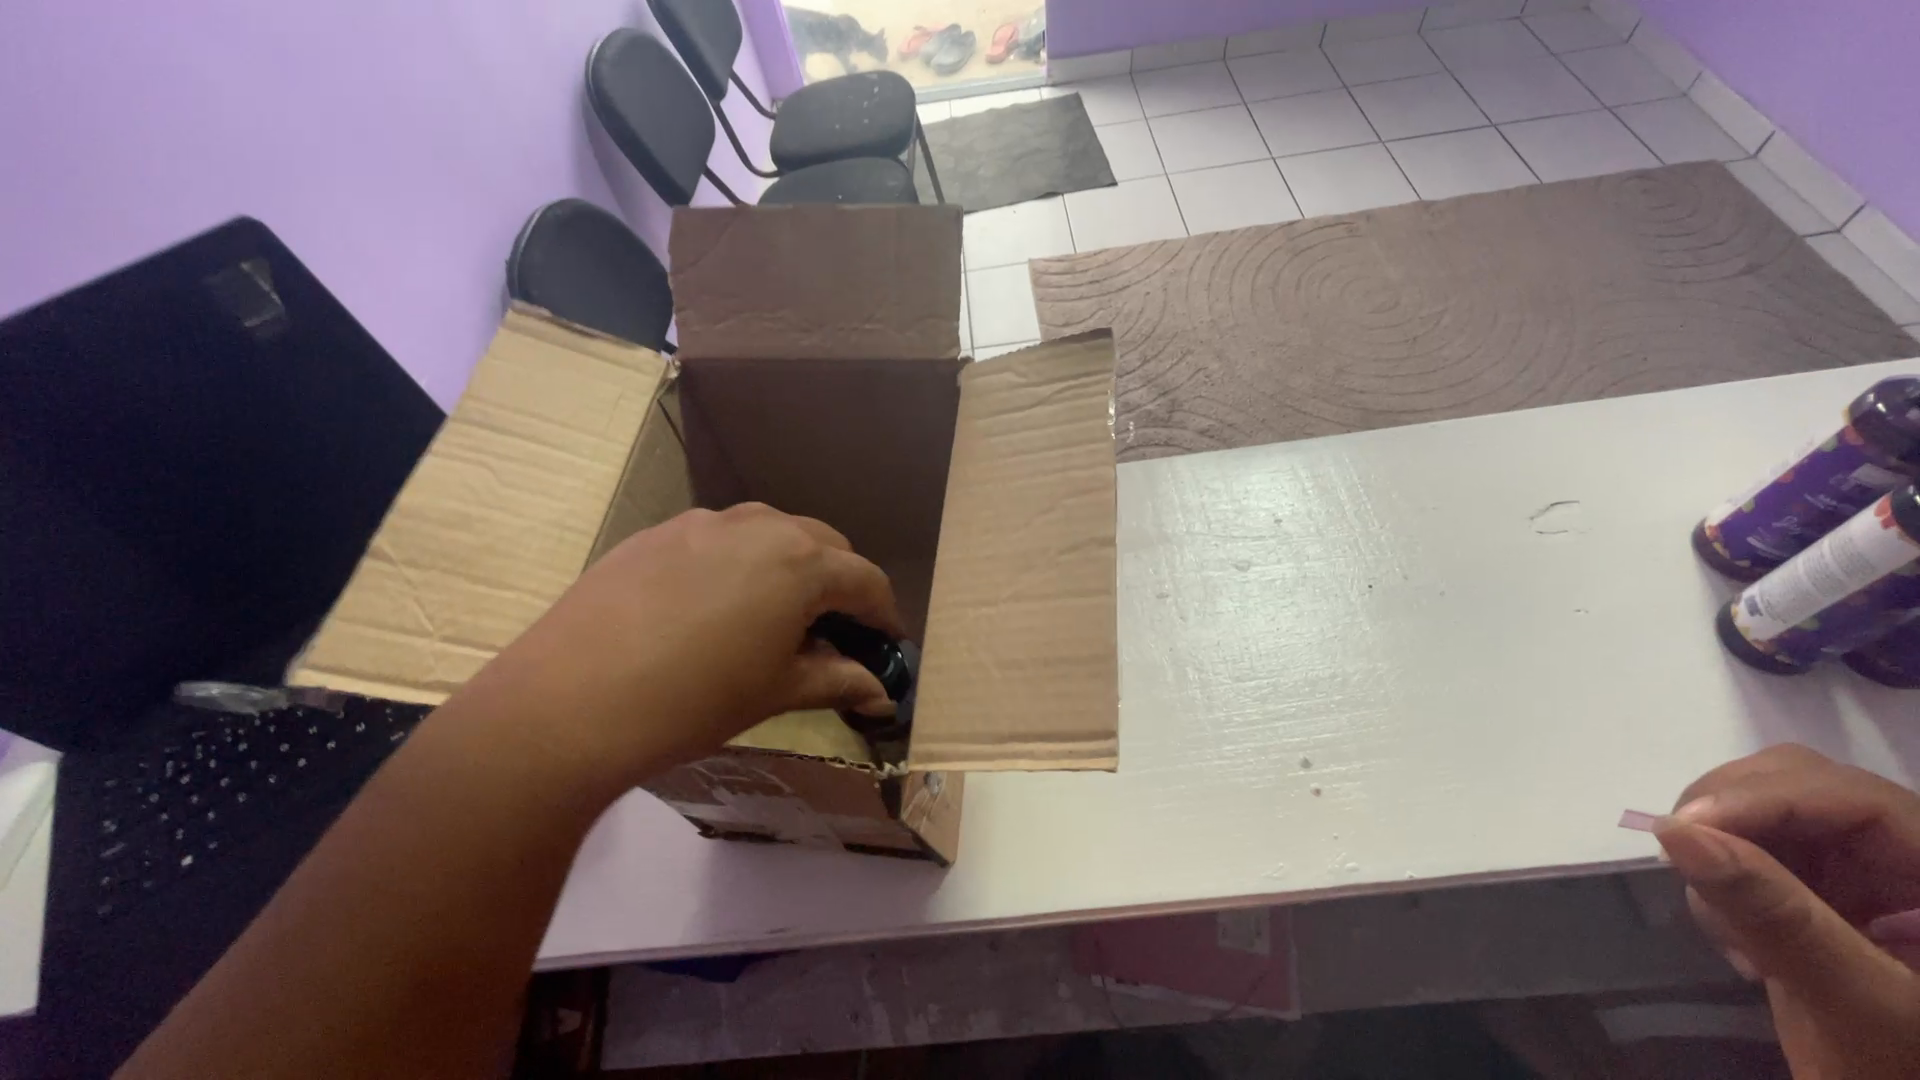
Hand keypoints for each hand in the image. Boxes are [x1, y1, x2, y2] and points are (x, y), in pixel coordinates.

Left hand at [451, 504, 903, 789]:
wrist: (570, 701)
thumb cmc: (695, 701)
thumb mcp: (777, 692)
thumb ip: (837, 681)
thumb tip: (882, 696)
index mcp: (802, 562)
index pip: (867, 582)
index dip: (885, 616)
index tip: (887, 646)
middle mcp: (760, 526)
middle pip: (824, 546)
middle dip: (840, 584)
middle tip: (835, 632)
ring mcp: (703, 522)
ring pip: (770, 532)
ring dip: (790, 565)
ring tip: (776, 614)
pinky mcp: (656, 532)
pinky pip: (719, 538)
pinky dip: (739, 563)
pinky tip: (714, 608)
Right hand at [1657, 745, 1919, 1079]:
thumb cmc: (1902, 1073)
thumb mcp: (1854, 1002)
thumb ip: (1776, 916)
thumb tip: (1673, 832)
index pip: (1853, 797)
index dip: (1763, 799)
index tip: (1681, 827)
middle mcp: (1910, 857)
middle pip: (1803, 786)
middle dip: (1732, 815)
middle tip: (1683, 859)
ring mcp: (1869, 875)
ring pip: (1767, 812)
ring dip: (1719, 849)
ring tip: (1724, 922)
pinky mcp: (1824, 893)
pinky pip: (1752, 848)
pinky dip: (1721, 879)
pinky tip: (1734, 936)